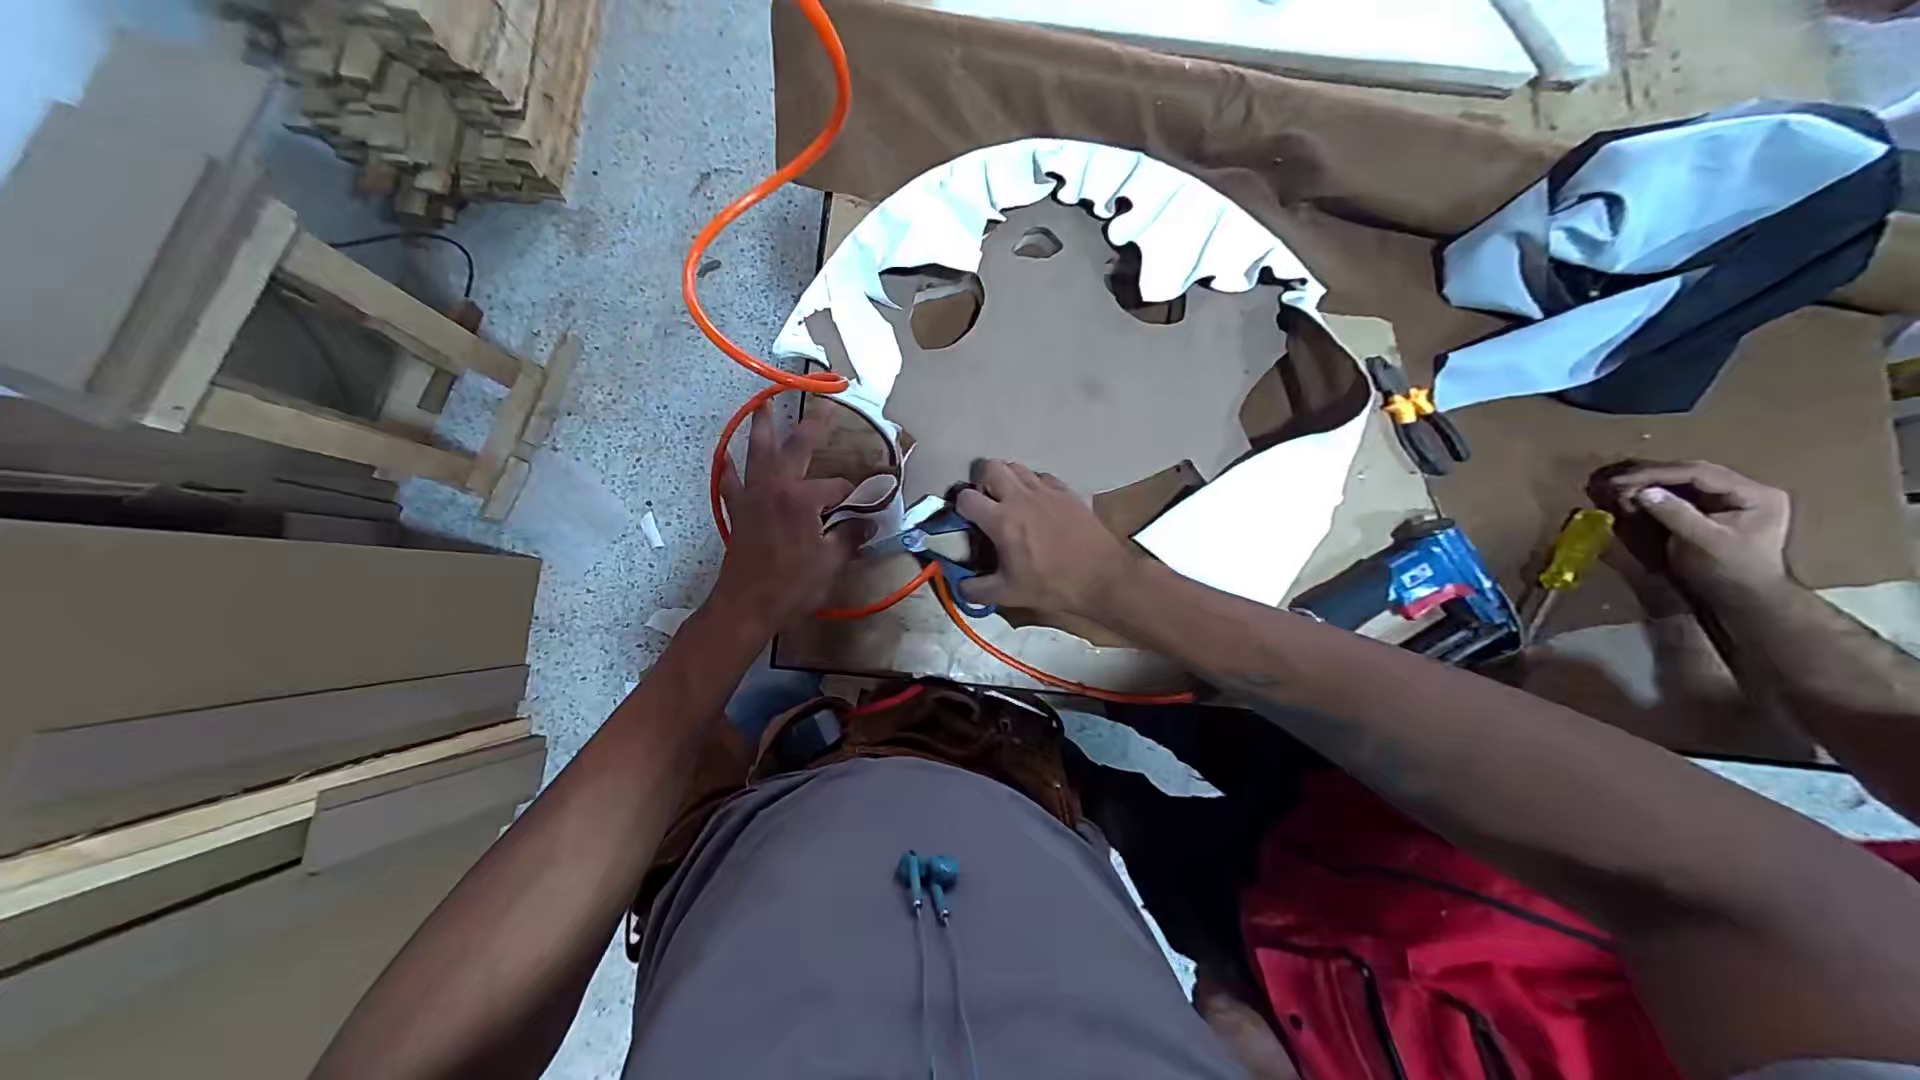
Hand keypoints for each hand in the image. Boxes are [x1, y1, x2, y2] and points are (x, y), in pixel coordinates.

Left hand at [713, 404, 864, 629]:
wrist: (745, 606)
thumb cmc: (792, 586)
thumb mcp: (831, 563)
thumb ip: (849, 538)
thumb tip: (868, 524)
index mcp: (803, 499)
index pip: (836, 486)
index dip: (853, 495)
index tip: (864, 505)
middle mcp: (776, 487)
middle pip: (796, 448)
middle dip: (813, 426)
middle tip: (824, 406)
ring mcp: (752, 496)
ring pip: (757, 452)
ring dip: (763, 427)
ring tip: (763, 404)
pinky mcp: (737, 510)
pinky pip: (731, 480)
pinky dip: (730, 466)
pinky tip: (727, 456)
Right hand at [954, 460, 1134, 617]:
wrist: (1102, 577)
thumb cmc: (1053, 586)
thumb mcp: (1009, 594)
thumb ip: (977, 589)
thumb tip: (961, 586)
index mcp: (1002, 520)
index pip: (966, 498)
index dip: (961, 507)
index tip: (966, 520)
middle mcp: (1021, 497)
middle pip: (989, 467)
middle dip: (981, 481)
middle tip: (985, 501)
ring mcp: (1046, 490)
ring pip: (1015, 466)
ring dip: (1006, 478)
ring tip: (1008, 499)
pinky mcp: (1066, 491)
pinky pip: (1041, 476)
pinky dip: (1032, 484)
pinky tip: (1037, 503)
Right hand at [1597, 460, 1792, 602]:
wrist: (1743, 598)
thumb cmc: (1729, 571)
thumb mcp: (1703, 542)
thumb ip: (1675, 514)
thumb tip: (1641, 492)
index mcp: (1754, 494)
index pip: (1700, 473)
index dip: (1657, 473)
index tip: (1621, 480)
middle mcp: (1742, 490)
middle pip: (1689, 473)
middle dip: (1650, 475)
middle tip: (1613, 481)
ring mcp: (1727, 499)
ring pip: (1682, 481)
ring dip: (1648, 482)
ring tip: (1617, 486)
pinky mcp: (1709, 509)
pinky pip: (1678, 493)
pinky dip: (1653, 492)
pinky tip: (1631, 494)